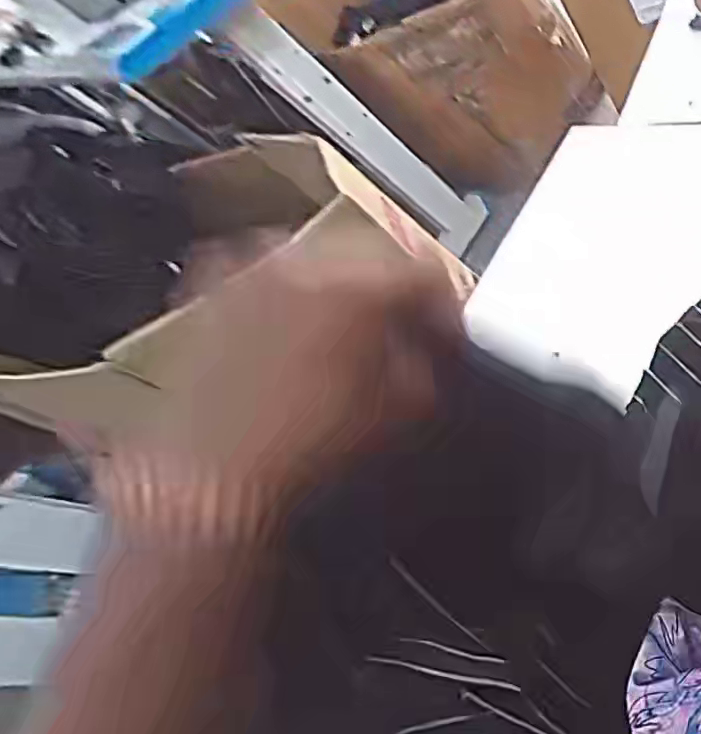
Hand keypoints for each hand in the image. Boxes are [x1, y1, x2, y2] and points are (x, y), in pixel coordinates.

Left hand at [92, 226, 463, 539]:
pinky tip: (311, 327)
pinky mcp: (212, 299)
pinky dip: (301, 294)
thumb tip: (439, 339)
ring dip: (354, 291)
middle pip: (377, 259)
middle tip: (418, 331)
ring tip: (367, 331)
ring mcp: (246, 279)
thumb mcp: (415, 401)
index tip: (454, 336)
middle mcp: (299, 269)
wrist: (223, 474)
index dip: (453, 308)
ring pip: (324, 261)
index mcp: (358, 290)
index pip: (431, 273)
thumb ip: (435, 355)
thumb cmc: (316, 442)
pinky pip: (273, 277)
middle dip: (404, 294)